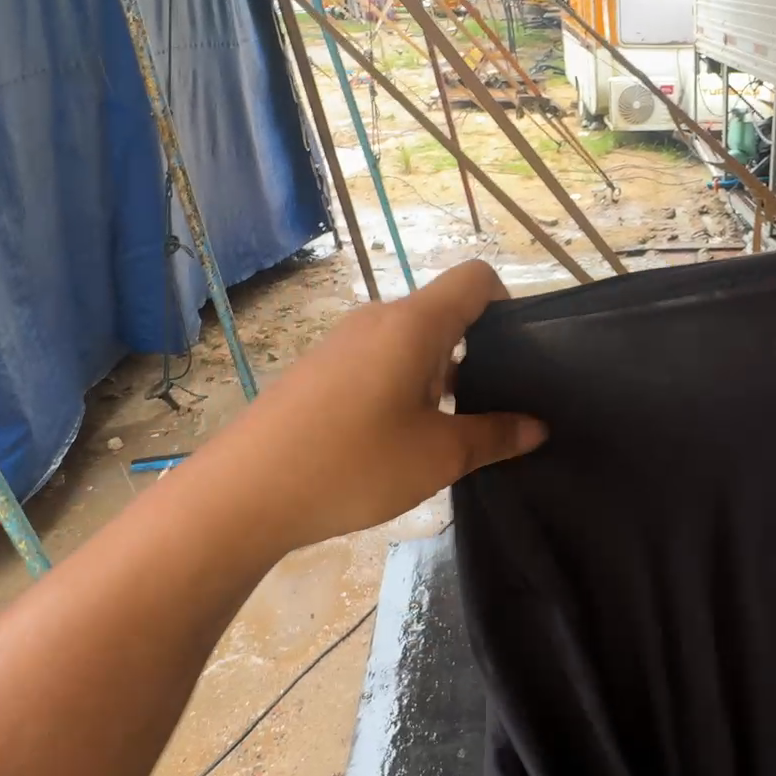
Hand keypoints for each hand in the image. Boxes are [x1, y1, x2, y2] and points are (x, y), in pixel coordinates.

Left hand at [183, 260, 545, 550]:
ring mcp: (344, 343)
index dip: (509, 303)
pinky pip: (381, 361)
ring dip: (441, 376)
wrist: (239, 496)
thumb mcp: (440, 456)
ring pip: (413, 342)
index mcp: (414, 325)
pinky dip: (406, 386)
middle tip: (496, 406)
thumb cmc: (352, 464)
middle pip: (446, 313)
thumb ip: (496, 436)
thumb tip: (537, 428)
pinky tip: (401, 439)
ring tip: (450, 430)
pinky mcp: (320, 369)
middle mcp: (378, 320)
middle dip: (479, 353)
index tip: (521, 354)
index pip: (476, 279)